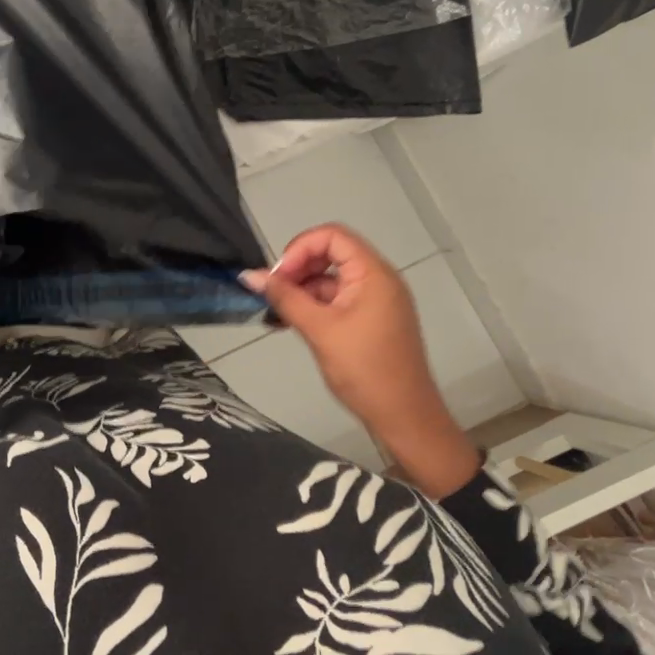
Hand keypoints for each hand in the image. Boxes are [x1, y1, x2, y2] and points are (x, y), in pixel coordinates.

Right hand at [241, 224, 478, 496]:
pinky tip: (291, 323)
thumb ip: (284, 297)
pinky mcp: (372, 319)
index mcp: (373, 274)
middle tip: (274, 295)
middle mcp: (378, 279)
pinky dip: (314, 305)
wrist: (406, 418)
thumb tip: (248, 274)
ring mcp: (377, 300)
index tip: (279, 277)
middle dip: (297, 268)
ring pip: (331, 277)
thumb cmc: (365, 370)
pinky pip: (338, 298)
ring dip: (302, 289)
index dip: (299, 248)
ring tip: (277, 313)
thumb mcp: (319, 330)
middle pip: (331, 253)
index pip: (332, 236)